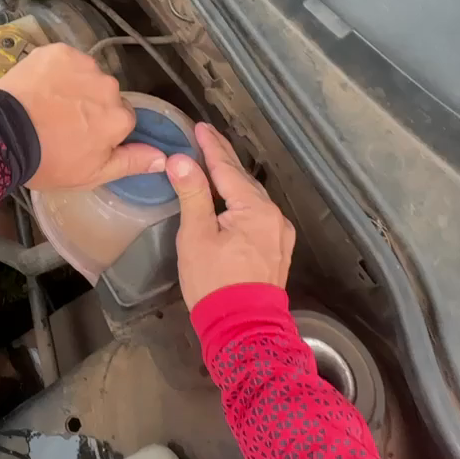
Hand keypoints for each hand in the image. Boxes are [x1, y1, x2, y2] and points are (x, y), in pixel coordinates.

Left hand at [0, 43, 167, 189]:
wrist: (3, 134)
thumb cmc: (48, 160)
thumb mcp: (92, 173)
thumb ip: (131, 162)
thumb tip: (165, 157)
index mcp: (120, 117)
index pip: (122, 118)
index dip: (101, 128)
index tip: (81, 135)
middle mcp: (108, 86)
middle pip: (105, 94)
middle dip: (90, 104)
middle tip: (62, 120)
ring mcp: (82, 64)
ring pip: (86, 74)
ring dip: (73, 84)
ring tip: (48, 102)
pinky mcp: (57, 50)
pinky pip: (64, 59)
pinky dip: (55, 69)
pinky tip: (39, 85)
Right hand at [168, 123, 295, 306]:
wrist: (244, 332)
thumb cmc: (214, 283)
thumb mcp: (196, 236)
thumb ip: (191, 194)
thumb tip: (181, 159)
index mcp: (254, 209)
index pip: (226, 168)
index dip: (210, 146)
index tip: (198, 127)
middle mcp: (273, 216)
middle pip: (241, 178)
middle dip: (222, 157)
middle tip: (205, 136)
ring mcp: (279, 234)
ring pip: (251, 195)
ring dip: (231, 177)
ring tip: (214, 160)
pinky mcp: (277, 249)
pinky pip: (257, 211)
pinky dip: (240, 197)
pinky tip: (231, 195)